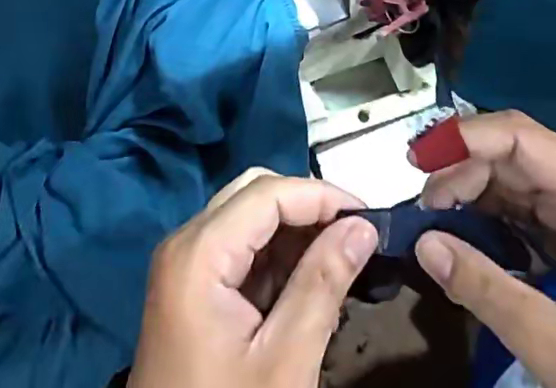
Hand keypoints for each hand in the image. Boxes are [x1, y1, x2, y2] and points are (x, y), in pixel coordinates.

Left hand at [128, 168, 379, 387]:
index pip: (266, 193)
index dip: (320, 195)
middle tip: (357, 235)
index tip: (369, 216)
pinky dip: (277, 253)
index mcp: (198, 252)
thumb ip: (322, 286)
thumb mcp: (284, 361)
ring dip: (295, 228)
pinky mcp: (191, 284)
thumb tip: (362, 228)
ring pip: (247, 215)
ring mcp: (185, 262)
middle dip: (308, 206)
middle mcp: (186, 242)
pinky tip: (311, 275)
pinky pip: (239, 246)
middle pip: (253, 194)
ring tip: (344, 253)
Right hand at [413, 112, 555, 387]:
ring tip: (436, 218)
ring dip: (475, 190)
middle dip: (463, 167)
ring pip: (522, 179)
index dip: (466, 138)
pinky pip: (534, 211)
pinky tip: (471, 236)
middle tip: (422, 206)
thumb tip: (424, 244)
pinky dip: (496, 216)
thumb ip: (493, 296)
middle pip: (519, 153)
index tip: (416, 161)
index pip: (525, 139)